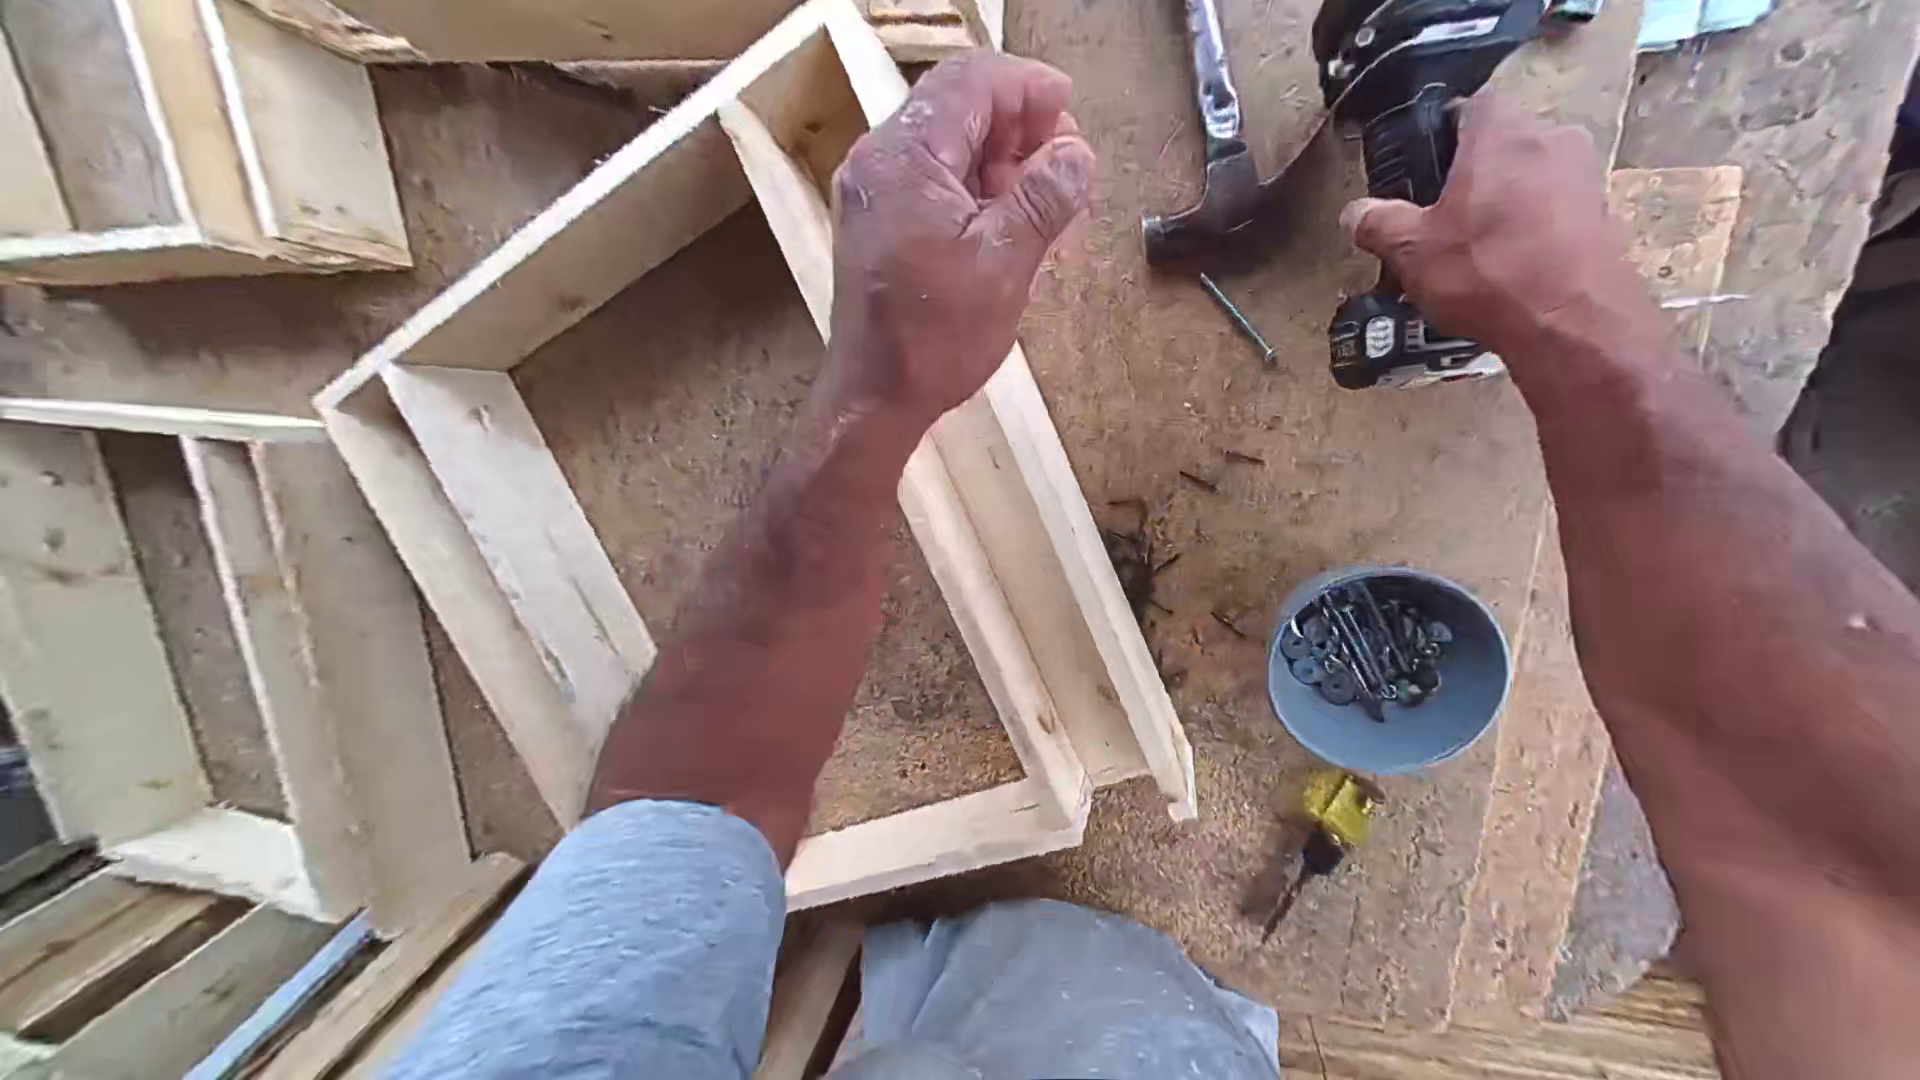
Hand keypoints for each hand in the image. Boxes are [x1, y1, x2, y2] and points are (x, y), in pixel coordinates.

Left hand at [826, 51, 1094, 425]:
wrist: (874, 399)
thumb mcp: (1003, 266)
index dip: (1030, 90)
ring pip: (948, 155)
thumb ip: (1044, 198)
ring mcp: (873, 198)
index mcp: (905, 158)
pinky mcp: (879, 231)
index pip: (972, 81)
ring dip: (1002, 171)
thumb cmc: (936, 340)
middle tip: (1066, 175)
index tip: (1071, 119)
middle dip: (1020, 135)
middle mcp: (878, 164)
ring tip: (1049, 210)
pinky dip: (976, 199)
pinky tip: (1011, 231)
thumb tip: (1078, 153)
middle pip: (959, 112)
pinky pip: (933, 192)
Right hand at [1343, 96, 1656, 358]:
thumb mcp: (1410, 250)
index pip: (1470, 107)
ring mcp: (1581, 174)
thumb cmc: (1483, 271)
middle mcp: (1550, 141)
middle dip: (1465, 175)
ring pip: (1523, 176)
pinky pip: (1546, 207)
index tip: (1418, 164)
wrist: (1565, 317)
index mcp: (1500, 138)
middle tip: (1432, 216)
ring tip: (1461, 248)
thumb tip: (1354, 212)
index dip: (1440, 130)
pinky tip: (1496, 264)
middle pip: (1498, 144)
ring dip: (1493, 203)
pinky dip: (1521, 226)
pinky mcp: (1597, 210)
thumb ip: (1378, 223)